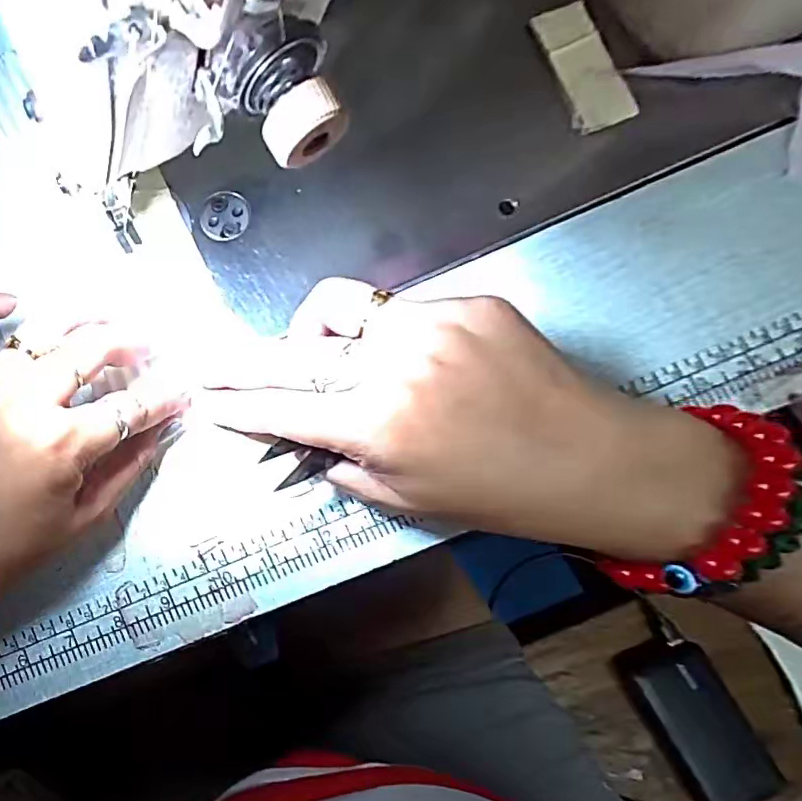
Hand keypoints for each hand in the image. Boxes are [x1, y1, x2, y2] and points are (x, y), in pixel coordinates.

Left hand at [0, 292, 186, 634]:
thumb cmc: (19, 546)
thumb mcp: (87, 515)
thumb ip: (129, 465)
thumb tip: (161, 428)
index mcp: (61, 442)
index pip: (128, 406)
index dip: (163, 399)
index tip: (183, 392)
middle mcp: (23, 401)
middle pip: (88, 350)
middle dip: (130, 344)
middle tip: (150, 349)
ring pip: (39, 335)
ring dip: (77, 328)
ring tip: (103, 332)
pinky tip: (11, 304)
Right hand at [197, 278, 742, 560]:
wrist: (591, 458)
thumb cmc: (495, 494)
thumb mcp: (407, 498)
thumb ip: (345, 465)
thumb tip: (306, 442)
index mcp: (381, 426)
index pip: (288, 409)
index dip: (242, 405)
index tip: (210, 399)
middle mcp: (398, 367)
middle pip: (299, 348)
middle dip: (249, 357)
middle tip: (219, 360)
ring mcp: (435, 324)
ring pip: (344, 310)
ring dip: (319, 334)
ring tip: (324, 355)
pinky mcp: (470, 302)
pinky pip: (402, 310)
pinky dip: (388, 335)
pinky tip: (413, 359)